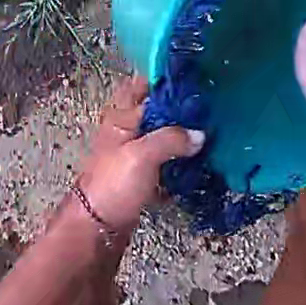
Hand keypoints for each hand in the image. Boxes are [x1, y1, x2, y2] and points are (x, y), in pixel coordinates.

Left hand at [75, 76, 204, 229]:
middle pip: (154, 109)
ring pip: (161, 134)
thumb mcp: (143, 155)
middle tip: (206, 103)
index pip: (143, 84)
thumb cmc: (113, 185)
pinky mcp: (141, 176)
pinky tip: (198, 159)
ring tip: (209, 128)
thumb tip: (200, 135)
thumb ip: (172, 138)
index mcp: (121, 116)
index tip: (193, 74)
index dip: (165, 78)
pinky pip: (165, 159)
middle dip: (178, 105)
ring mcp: (133, 154)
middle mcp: (126, 131)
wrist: (96, 230)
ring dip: (181, 132)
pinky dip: (180, 158)